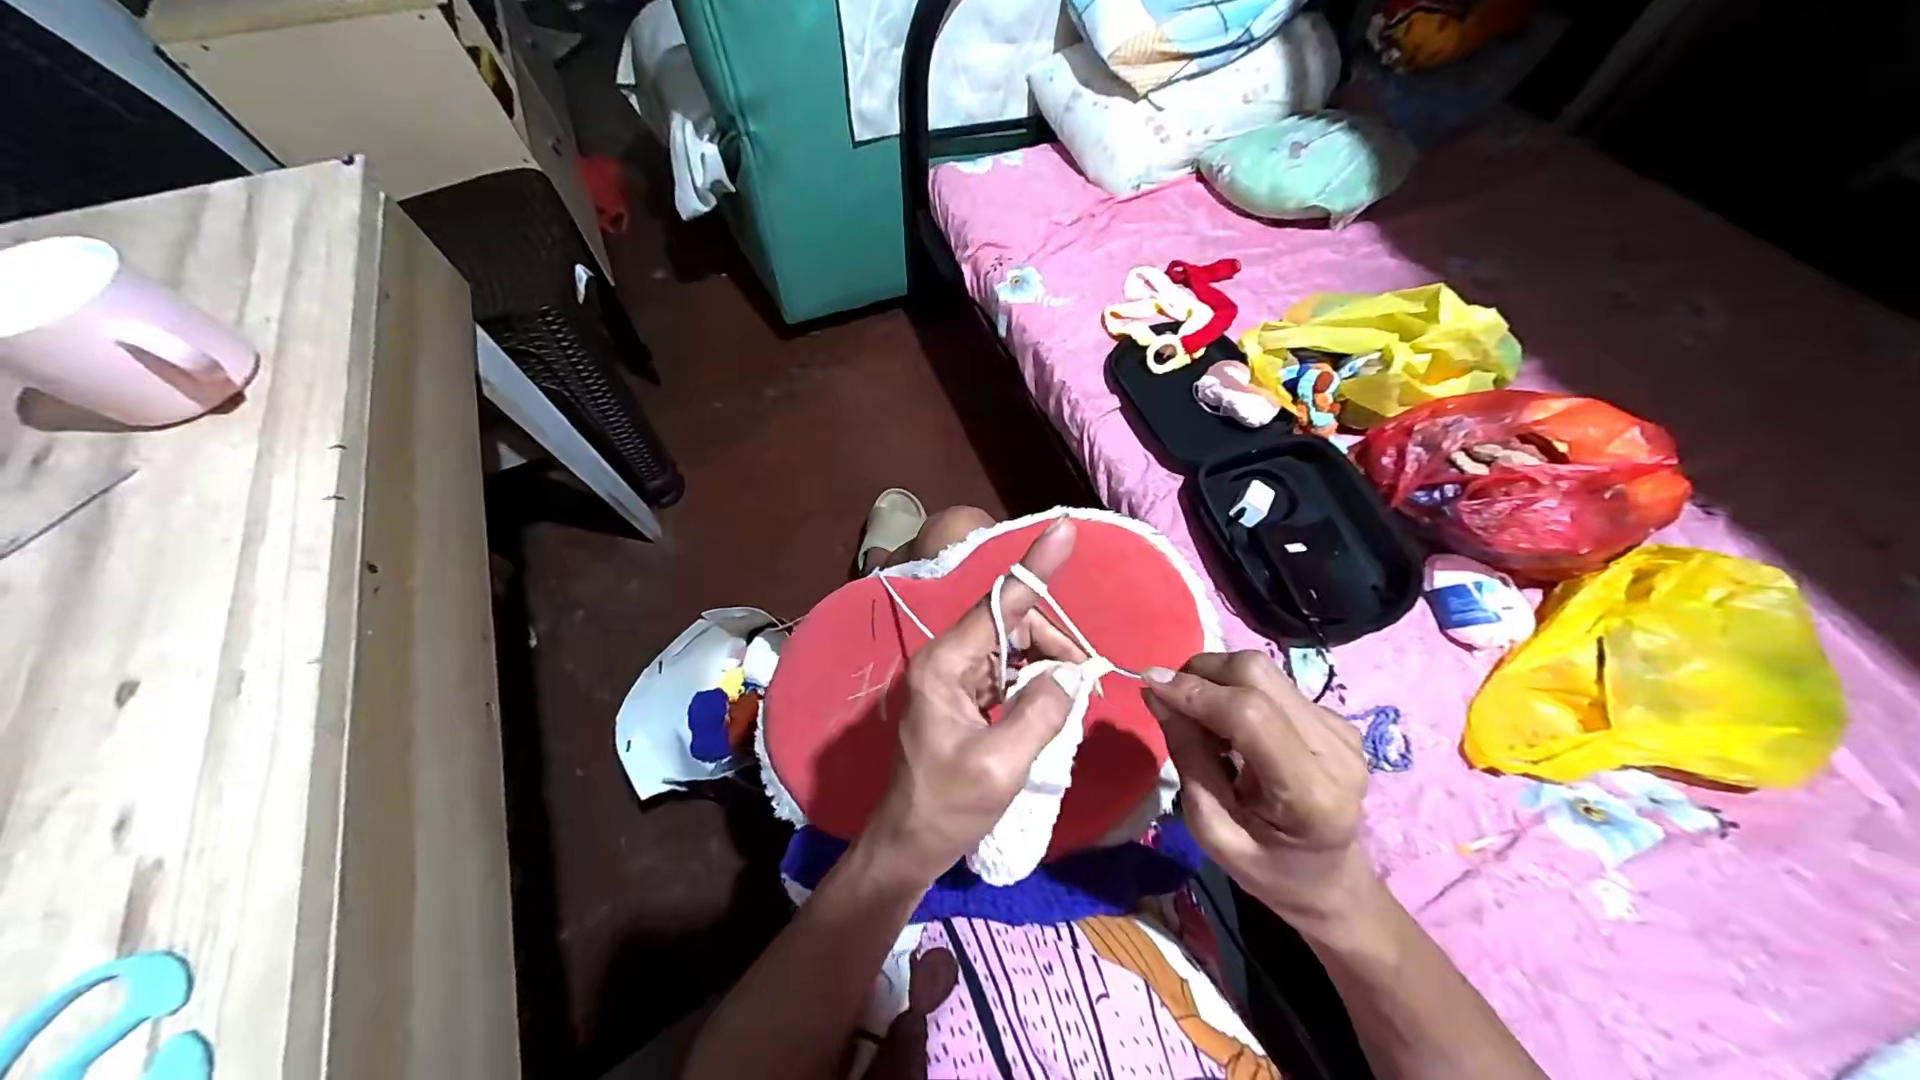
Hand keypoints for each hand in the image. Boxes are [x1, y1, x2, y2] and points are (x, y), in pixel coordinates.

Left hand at [862, 518, 1087, 885]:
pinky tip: (1050, 699)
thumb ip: (1039, 713)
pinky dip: (1034, 678)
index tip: (1064, 529)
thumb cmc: (947, 806)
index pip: (997, 604)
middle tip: (1083, 678)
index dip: (1034, 567)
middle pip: (1009, 623)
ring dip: (1046, 660)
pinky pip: (1007, 670)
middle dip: (1051, 640)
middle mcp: (946, 659)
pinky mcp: (962, 695)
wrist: (910, 842)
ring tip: (1072, 692)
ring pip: (1012, 646)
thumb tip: (1068, 676)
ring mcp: (953, 676)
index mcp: (944, 665)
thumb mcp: (1000, 766)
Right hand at [1143, 651, 1377, 933]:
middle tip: (1171, 698)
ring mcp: (1339, 728)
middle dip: (1201, 672)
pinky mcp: (1334, 718)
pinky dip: (1235, 691)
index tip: (1149, 683)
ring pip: (1262, 670)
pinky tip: (1229, 726)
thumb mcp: (1212, 829)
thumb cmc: (1268, 868)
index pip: (1249, 714)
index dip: (1195, 691)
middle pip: (1257, 674)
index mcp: (1310, 793)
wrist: (1330, 879)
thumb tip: (1157, 694)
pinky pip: (1271, 683)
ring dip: (1215, 679)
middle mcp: (1334, 750)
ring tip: (1198, 715)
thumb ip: (1187, 757)